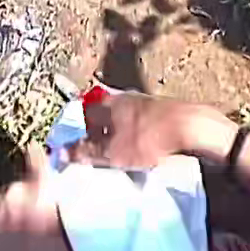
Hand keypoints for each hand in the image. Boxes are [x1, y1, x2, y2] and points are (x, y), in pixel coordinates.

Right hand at [68, 92, 235, 169]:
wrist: (189, 127)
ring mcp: (140, 101)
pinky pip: (137, 122)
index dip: (76, 132)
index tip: (75, 148)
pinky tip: (138, 147)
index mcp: (105, 103)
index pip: (81, 115)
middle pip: (101, 114)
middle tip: (96, 153)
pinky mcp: (158, 109)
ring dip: (115, 133)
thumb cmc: (146, 139)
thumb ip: (86, 153)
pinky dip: (132, 133)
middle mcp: (120, 97)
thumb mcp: (113, 153)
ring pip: (120, 117)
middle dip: (96, 132)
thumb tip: (60, 153)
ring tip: (117, 153)